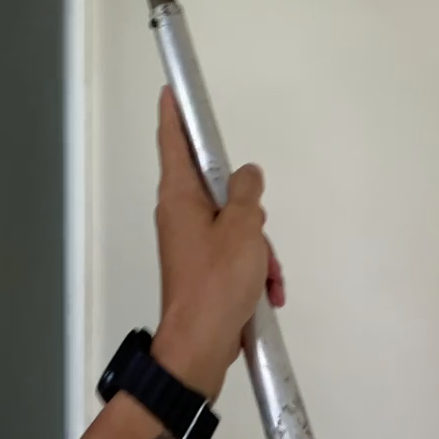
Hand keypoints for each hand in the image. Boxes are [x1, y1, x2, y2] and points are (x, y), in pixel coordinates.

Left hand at [149, 87, 284, 400]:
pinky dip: (253, 267)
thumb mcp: (243, 229)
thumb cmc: (216, 282)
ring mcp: (190, 240)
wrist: (198, 349)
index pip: (174, 141)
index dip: (174, 113)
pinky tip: (266, 291)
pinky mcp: (202, 265)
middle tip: (258, 231)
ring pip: (232, 223)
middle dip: (248, 207)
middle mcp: (179, 212)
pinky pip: (233, 251)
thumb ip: (248, 193)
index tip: (171, 90)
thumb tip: (247, 175)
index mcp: (180, 194)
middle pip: (215, 186)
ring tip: (266, 273)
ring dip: (258, 246)